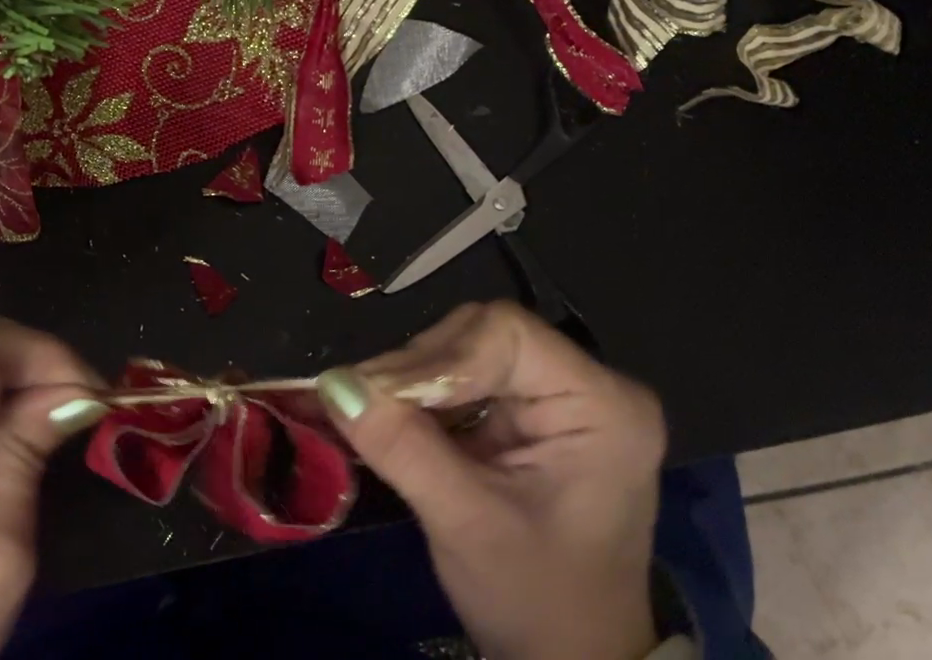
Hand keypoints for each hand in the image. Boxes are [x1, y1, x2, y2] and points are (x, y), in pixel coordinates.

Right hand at [317, 300, 664, 659]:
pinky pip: (448, 384)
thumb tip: (331, 383)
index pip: (503, 334)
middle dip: (410, 372)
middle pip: (472, 337)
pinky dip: (406, 401)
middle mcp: (579, 388)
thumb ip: (402, 446)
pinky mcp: (515, 418)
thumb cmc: (538, 596)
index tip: (378, 396)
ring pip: (451, 354)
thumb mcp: (466, 522)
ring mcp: (547, 401)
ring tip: (359, 418)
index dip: (436, 356)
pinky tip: (375, 423)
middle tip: (358, 409)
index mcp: (600, 405)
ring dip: (400, 386)